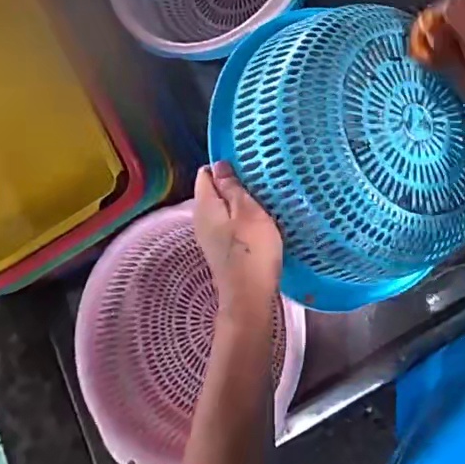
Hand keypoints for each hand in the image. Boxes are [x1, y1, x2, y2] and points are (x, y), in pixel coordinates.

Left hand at [193, 162, 282, 324]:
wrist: (249, 299)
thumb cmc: (252, 250)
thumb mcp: (247, 211)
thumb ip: (231, 187)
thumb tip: (218, 164)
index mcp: (204, 205)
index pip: (206, 173)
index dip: (225, 166)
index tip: (247, 165)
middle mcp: (200, 218)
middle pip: (213, 191)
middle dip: (234, 184)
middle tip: (260, 182)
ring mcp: (209, 236)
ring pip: (222, 209)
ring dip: (240, 203)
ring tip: (264, 199)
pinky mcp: (221, 249)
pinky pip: (228, 224)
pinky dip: (242, 219)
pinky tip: (259, 222)